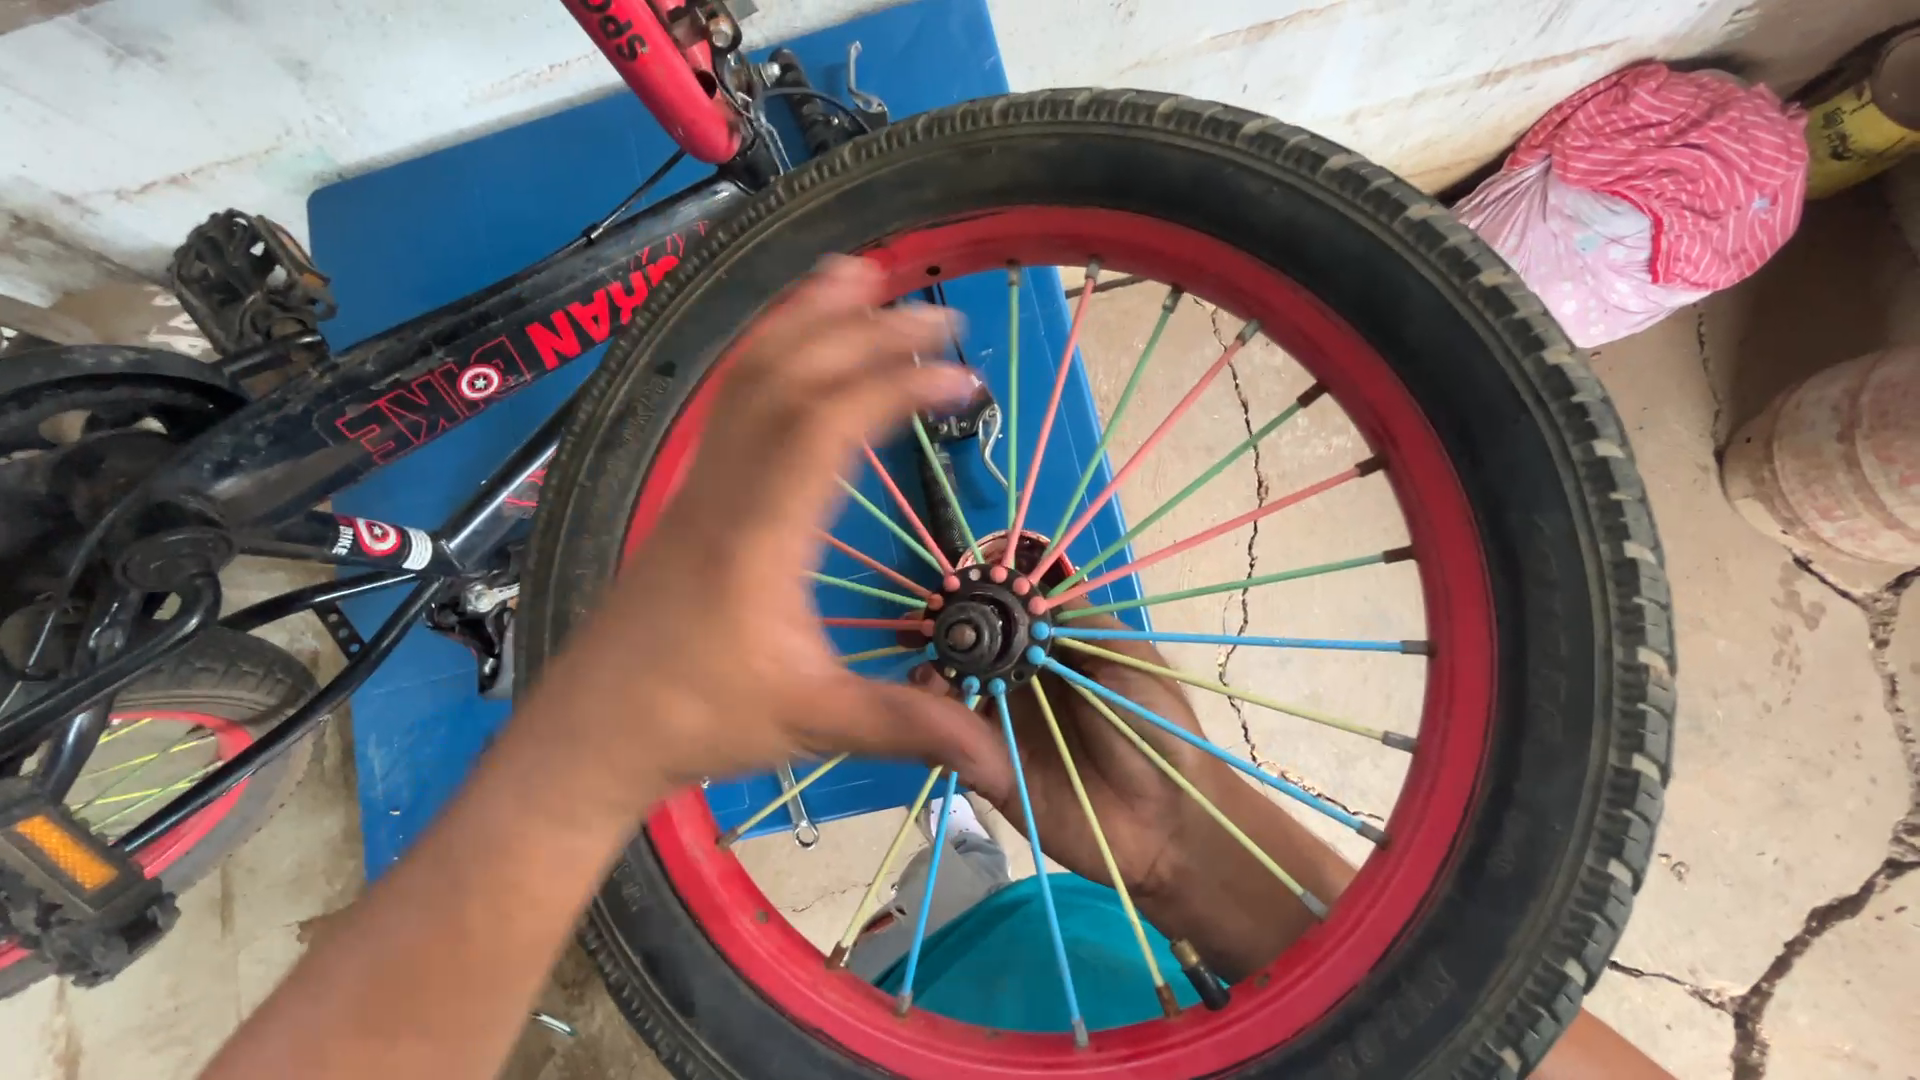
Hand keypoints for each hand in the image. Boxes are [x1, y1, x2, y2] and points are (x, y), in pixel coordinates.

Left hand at [523, 257, 1004, 809]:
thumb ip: (907, 725)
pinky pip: (729, 401)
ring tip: (860, 276)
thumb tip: (995, 754)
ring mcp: (700, 484)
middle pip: (793, 381)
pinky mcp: (689, 492)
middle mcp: (726, 490)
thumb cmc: (698, 720)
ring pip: (750, 377)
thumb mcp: (813, 722)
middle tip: (937, 315)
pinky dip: (765, 351)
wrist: (592, 728)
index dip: (896, 388)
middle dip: (866, 335)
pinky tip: (792, 334)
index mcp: (760, 536)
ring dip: (807, 318)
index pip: (829, 429)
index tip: (961, 380)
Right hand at [922, 613, 1238, 903]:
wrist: (1168, 820)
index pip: (1005, 620)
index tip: (949, 592)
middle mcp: (1023, 684)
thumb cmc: (1156, 727)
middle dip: (945, 637)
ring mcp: (1005, 726)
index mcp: (1055, 653)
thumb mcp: (1127, 658)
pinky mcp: (992, 769)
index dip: (977, 605)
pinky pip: (956, 741)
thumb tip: (1026, 586)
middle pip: (971, 653)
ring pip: (954, 693)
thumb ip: (1078, 621)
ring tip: (925, 667)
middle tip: (924, 630)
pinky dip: (936, 722)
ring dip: (933, 676)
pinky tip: (927, 705)